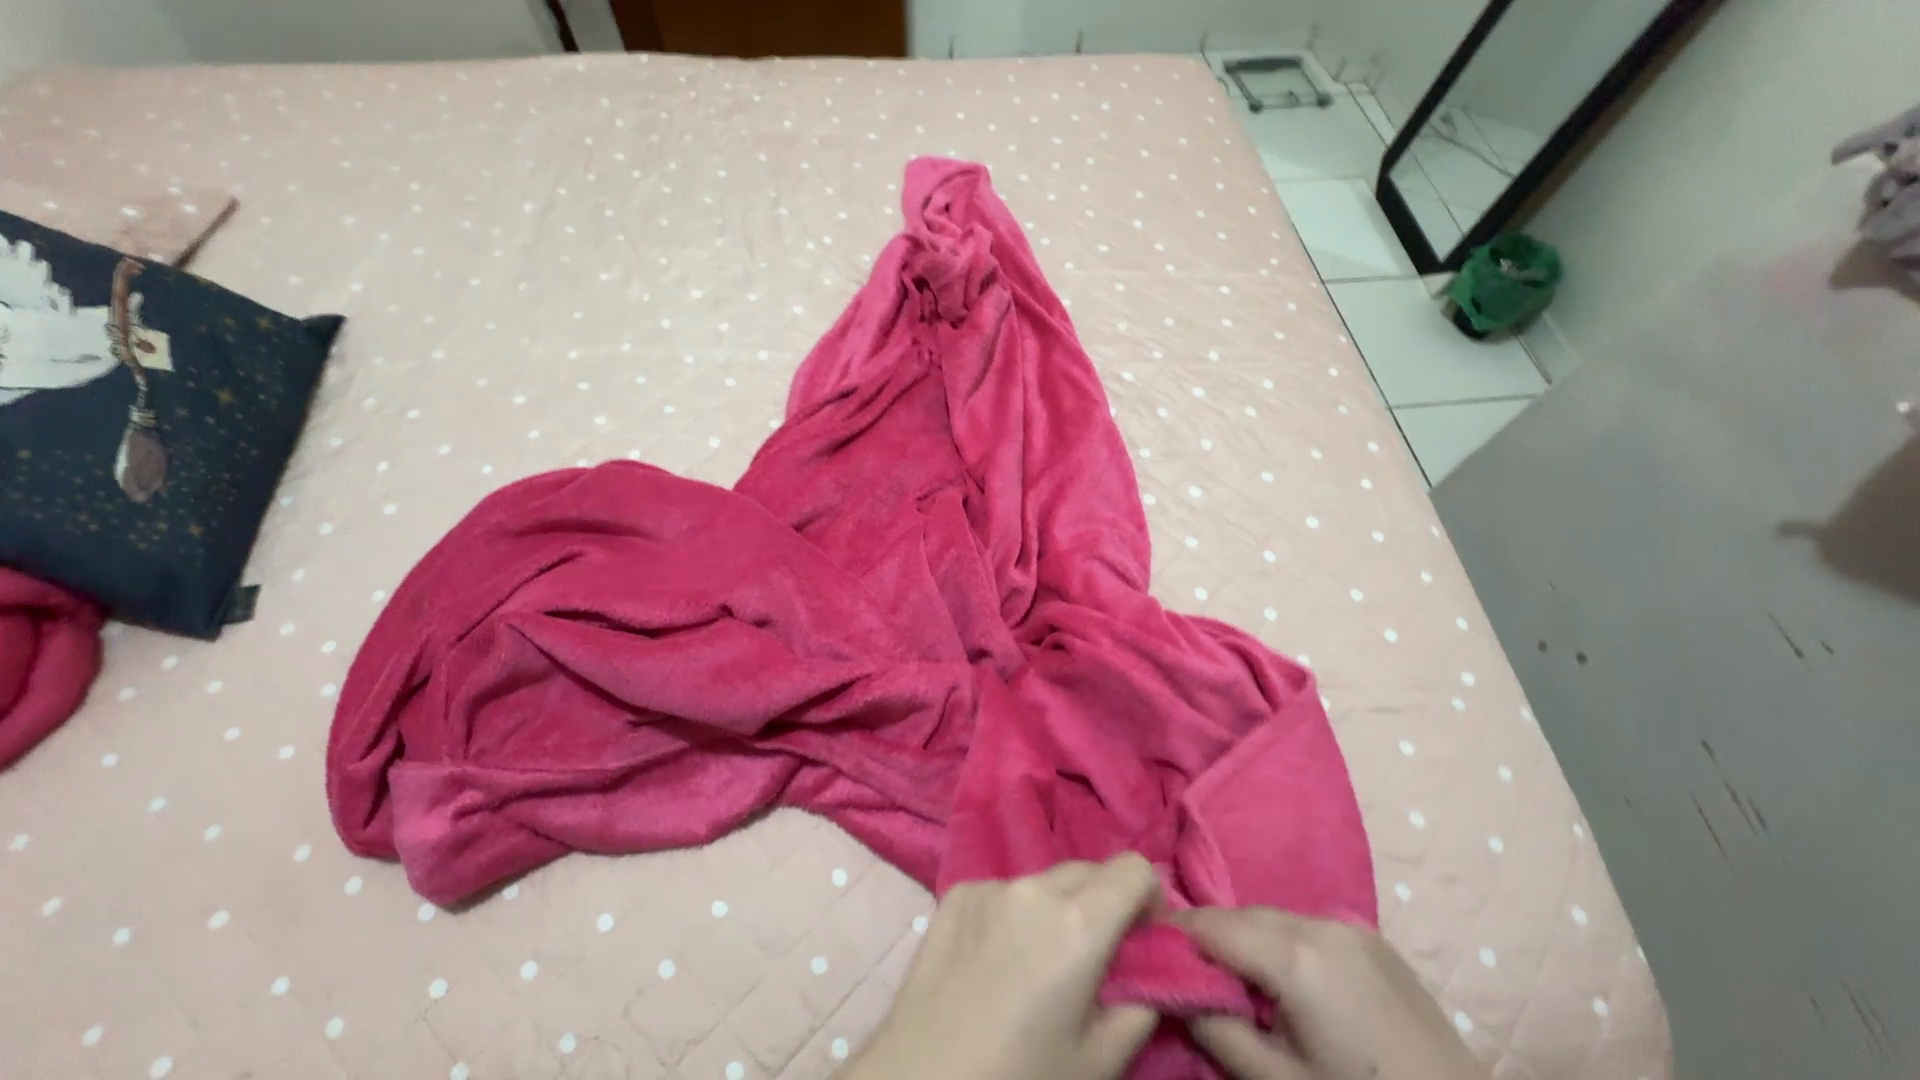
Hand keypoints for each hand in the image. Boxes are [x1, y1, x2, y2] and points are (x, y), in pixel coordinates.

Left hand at [837, 855, 1161, 1079]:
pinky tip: (997, 959)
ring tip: (1037, 963)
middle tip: (1094, 959)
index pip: (1135, 868)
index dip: (1149, 900)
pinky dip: (1015, 913)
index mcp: (1079, 922)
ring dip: (1058, 908)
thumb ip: (1143, 1001)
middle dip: (1106, 904)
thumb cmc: (1020, 1076)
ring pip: (1045, 881)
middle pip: (1091, 870)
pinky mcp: (955, 894)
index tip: (1140, 940)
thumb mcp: (1102, 1057)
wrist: (922, 1079)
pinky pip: (1004, 889)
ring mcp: (989, 886)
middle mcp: (1034, 888)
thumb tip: (1152, 967)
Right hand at [1175, 908, 1485, 1079]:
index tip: (1147, 956)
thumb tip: (1173, 990)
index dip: (1172, 938)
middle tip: (1186, 978)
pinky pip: (1306, 928)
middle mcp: (1320, 923)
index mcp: (1295, 955)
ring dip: (1244, 941)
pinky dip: (1280, 945)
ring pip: (1271, 918)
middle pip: (1239, 915)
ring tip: (1236, 987)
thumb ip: (1215, 1029)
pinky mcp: (1373, 939)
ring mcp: (1352, 927)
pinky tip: (1285, 986)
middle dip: (1207, 939)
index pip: (1208, 924)